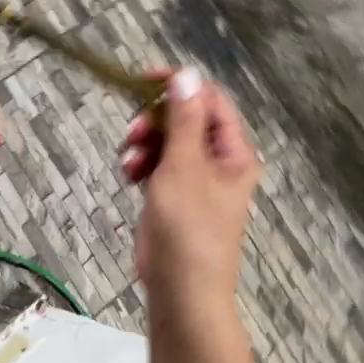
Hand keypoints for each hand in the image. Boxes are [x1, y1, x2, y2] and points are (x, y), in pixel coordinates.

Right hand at [121, 67, 259, 312]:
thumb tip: (187, 75)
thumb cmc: (189, 226)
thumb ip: (184, 118)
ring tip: (129, 161)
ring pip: (167, 139)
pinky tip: (129, 175)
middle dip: (154, 120)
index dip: (178, 86)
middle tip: (133, 132)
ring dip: (144, 142)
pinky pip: (157, 163)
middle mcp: (218, 161)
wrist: (181, 288)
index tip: (143, 80)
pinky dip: (141, 163)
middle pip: (184, 118)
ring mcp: (195, 178)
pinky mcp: (174, 194)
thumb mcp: (185, 165)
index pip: (209, 100)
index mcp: (234, 152)